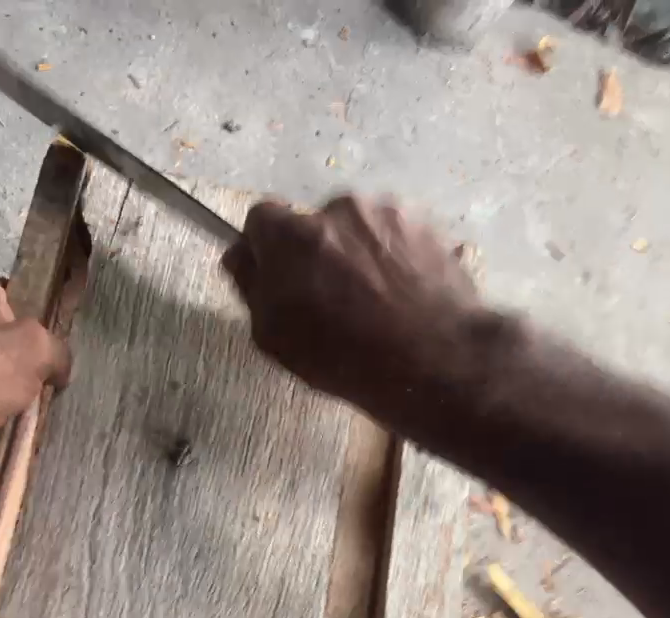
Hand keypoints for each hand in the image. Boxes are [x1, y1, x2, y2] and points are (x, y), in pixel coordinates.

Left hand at [0, 278, 71, 484]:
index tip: (53, 338)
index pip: (9, 291)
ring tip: (27, 410)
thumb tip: (59, 368)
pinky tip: (0, 428)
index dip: (34, 312)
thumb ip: (57, 350)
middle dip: (23, 360)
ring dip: (6, 393)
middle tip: (46, 380)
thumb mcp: (36, 348)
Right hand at [222, 196, 483, 404]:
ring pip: (354, 226)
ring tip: (369, 298)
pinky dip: (388, 255)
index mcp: (290, 236)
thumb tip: (239, 255)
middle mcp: (336, 208)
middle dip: (314, 250)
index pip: (260, 216)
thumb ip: (250, 285)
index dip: (265, 245)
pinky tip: (397, 292)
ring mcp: (385, 211)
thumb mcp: (273, 334)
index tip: (275, 273)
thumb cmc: (340, 355)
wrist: (430, 356)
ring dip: (352, 251)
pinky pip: (391, 233)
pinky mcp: (423, 221)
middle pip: (311, 222)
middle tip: (327, 296)